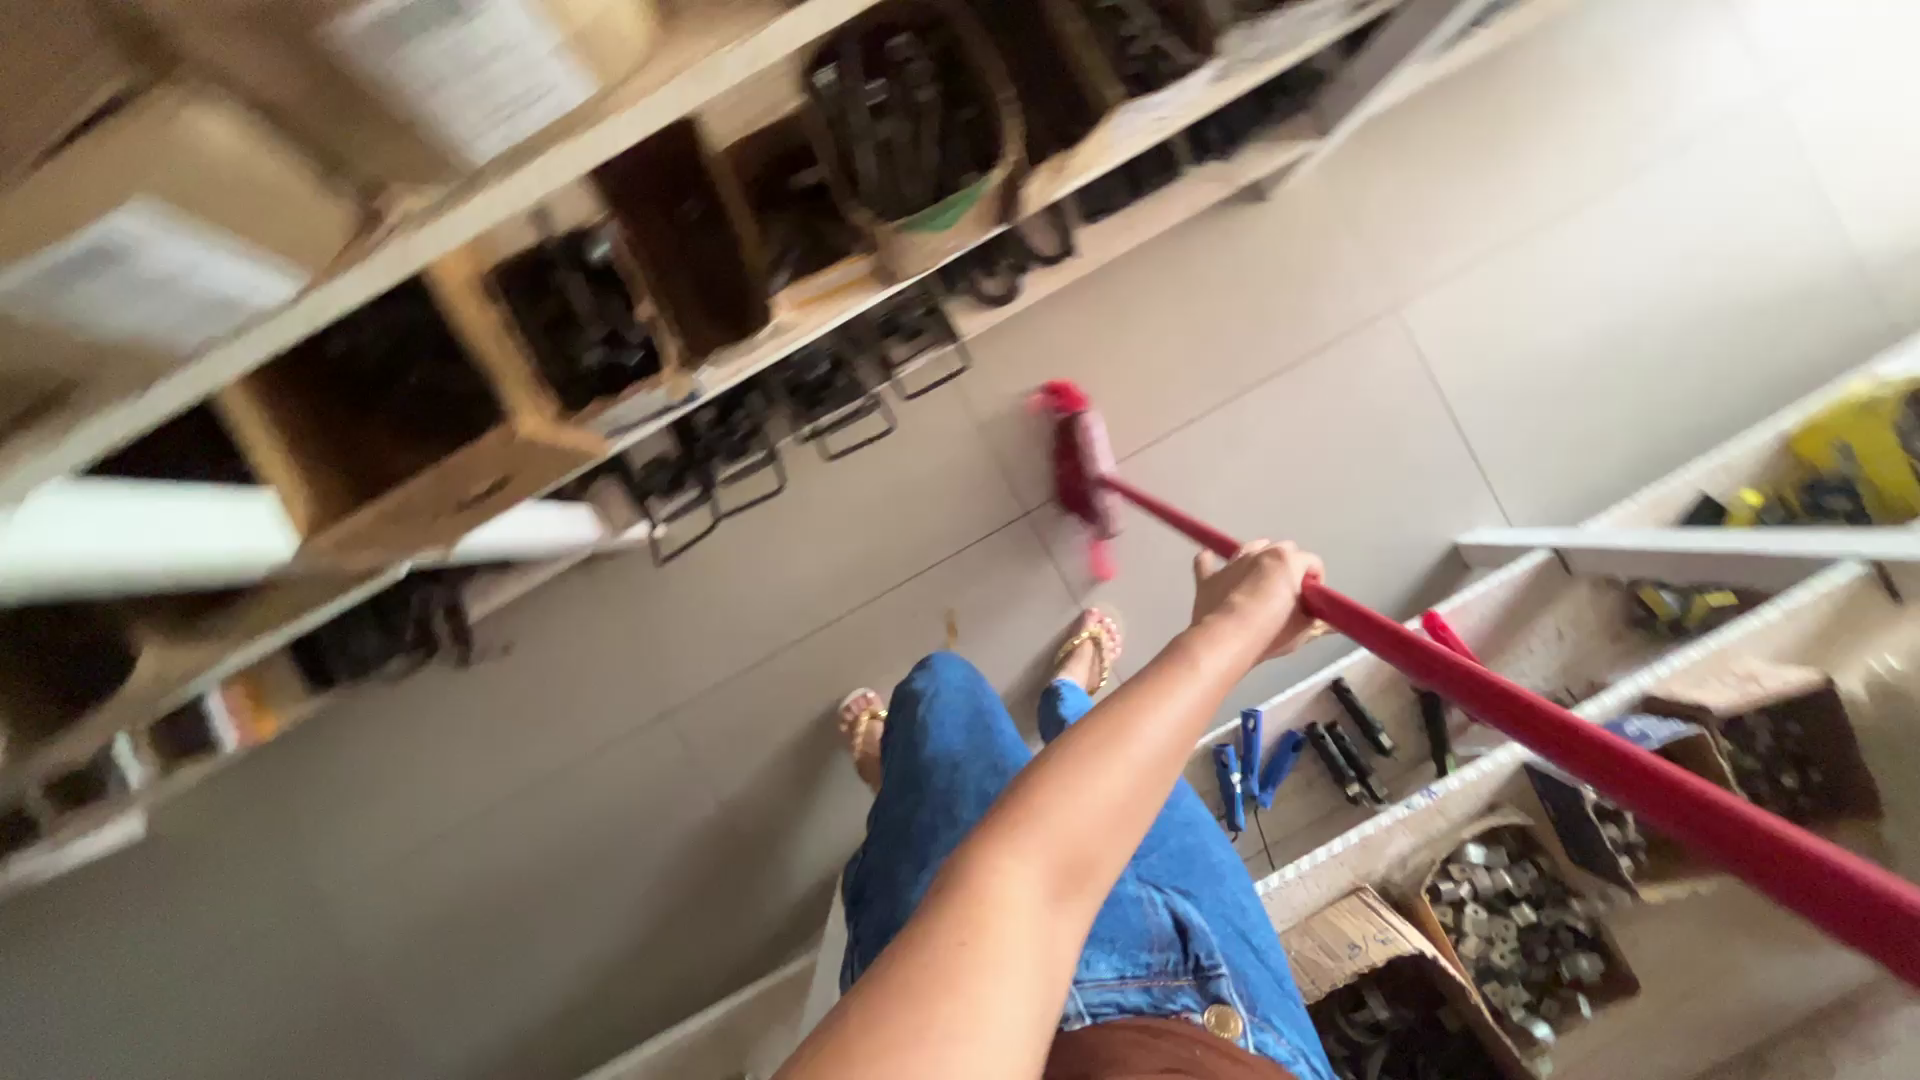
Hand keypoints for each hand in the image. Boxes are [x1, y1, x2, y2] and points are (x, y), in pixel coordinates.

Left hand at [1191, 540, 1325, 662]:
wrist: (1227, 638)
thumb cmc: (1272, 631)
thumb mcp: (1304, 630)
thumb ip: (1318, 622)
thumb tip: (1332, 624)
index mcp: (1287, 561)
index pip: (1312, 562)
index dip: (1315, 580)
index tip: (1312, 600)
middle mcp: (1259, 554)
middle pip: (1281, 549)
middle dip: (1288, 565)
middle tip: (1287, 592)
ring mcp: (1231, 564)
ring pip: (1249, 548)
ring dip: (1257, 558)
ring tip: (1259, 579)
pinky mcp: (1208, 577)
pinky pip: (1206, 561)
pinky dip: (1209, 562)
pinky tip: (1210, 563)